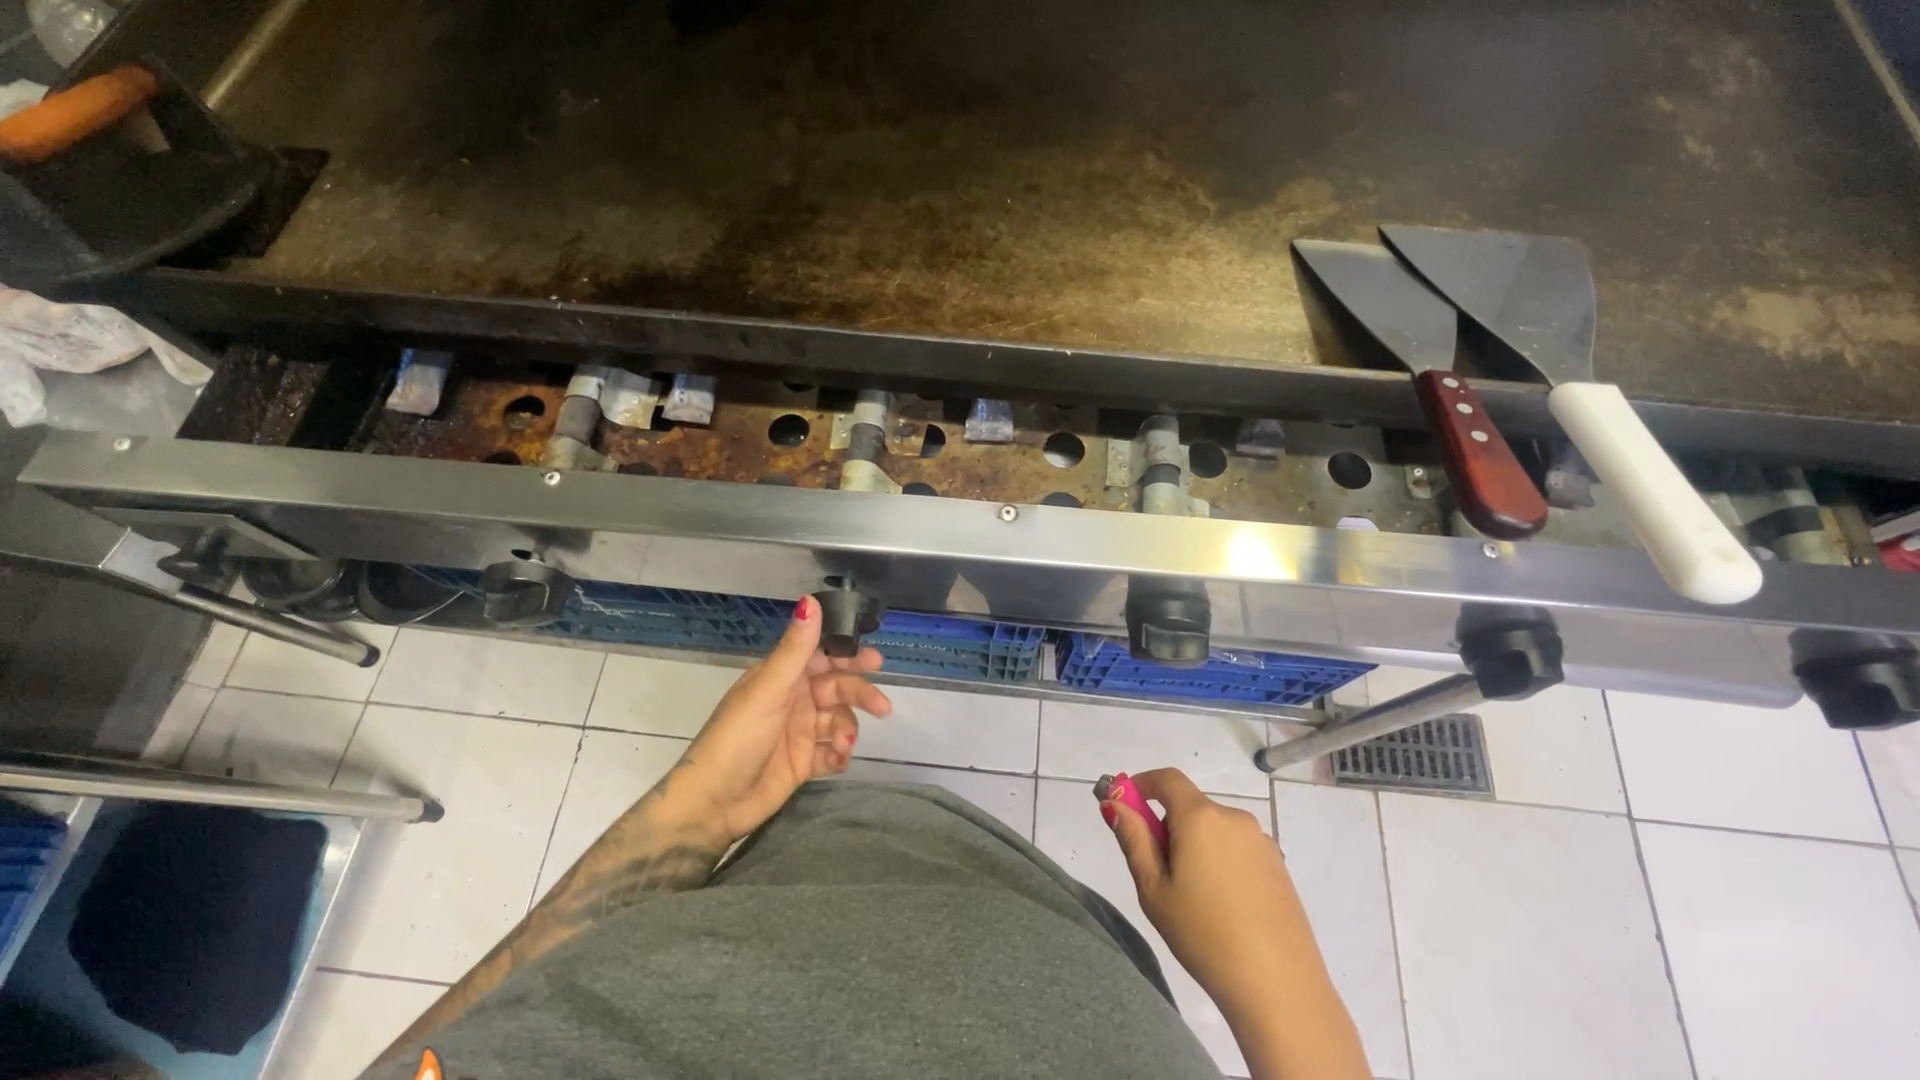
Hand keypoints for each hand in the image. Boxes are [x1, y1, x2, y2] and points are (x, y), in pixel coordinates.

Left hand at [663, 596, 891, 843]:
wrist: (714, 802)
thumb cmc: (737, 738)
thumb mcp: (768, 690)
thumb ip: (796, 648)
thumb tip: (811, 599)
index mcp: (780, 678)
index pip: (822, 657)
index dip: (848, 656)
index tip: (875, 661)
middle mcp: (792, 700)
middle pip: (837, 689)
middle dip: (860, 695)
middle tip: (882, 708)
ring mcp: (798, 733)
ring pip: (838, 720)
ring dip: (847, 730)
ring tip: (842, 745)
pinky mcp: (803, 763)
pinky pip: (833, 752)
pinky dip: (840, 754)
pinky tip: (838, 760)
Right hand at [1104, 768, 1300, 1015]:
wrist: (1277, 983)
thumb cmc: (1202, 933)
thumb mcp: (1154, 889)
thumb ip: (1133, 840)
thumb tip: (1115, 804)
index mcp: (1200, 818)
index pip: (1168, 779)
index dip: (1143, 784)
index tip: (1127, 803)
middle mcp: (1234, 818)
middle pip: (1192, 808)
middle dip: (1169, 827)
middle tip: (1158, 873)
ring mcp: (1262, 842)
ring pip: (1216, 831)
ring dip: (1197, 847)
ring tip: (1193, 899)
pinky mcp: (1279, 867)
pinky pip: (1239, 850)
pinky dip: (1222, 863)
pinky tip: (1224, 908)